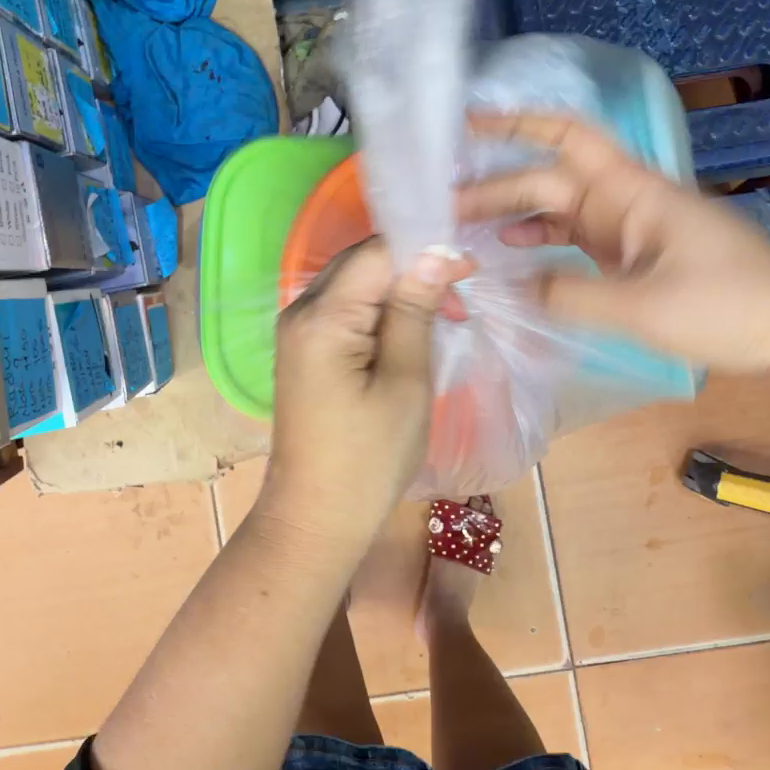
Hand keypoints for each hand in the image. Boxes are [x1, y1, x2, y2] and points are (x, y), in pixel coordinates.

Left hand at [262, 237, 473, 540]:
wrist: (316, 518)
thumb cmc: (368, 459)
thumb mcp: (405, 383)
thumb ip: (415, 312)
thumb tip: (437, 254)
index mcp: (322, 317)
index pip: (375, 253)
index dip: (424, 251)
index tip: (471, 268)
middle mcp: (300, 311)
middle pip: (361, 264)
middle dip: (414, 268)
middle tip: (464, 293)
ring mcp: (298, 331)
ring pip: (355, 286)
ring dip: (400, 291)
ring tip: (447, 315)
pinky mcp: (305, 351)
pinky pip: (346, 311)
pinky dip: (381, 313)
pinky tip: (414, 330)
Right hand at [456, 112, 769, 380]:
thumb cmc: (731, 307)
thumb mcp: (642, 306)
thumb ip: (568, 294)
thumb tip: (509, 286)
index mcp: (633, 192)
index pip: (568, 137)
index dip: (517, 124)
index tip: (467, 125)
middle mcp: (626, 201)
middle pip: (549, 181)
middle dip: (494, 189)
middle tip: (441, 209)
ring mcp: (629, 230)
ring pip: (557, 210)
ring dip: (511, 216)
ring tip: (462, 230)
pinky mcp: (632, 258)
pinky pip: (574, 241)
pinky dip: (540, 244)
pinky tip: (510, 254)